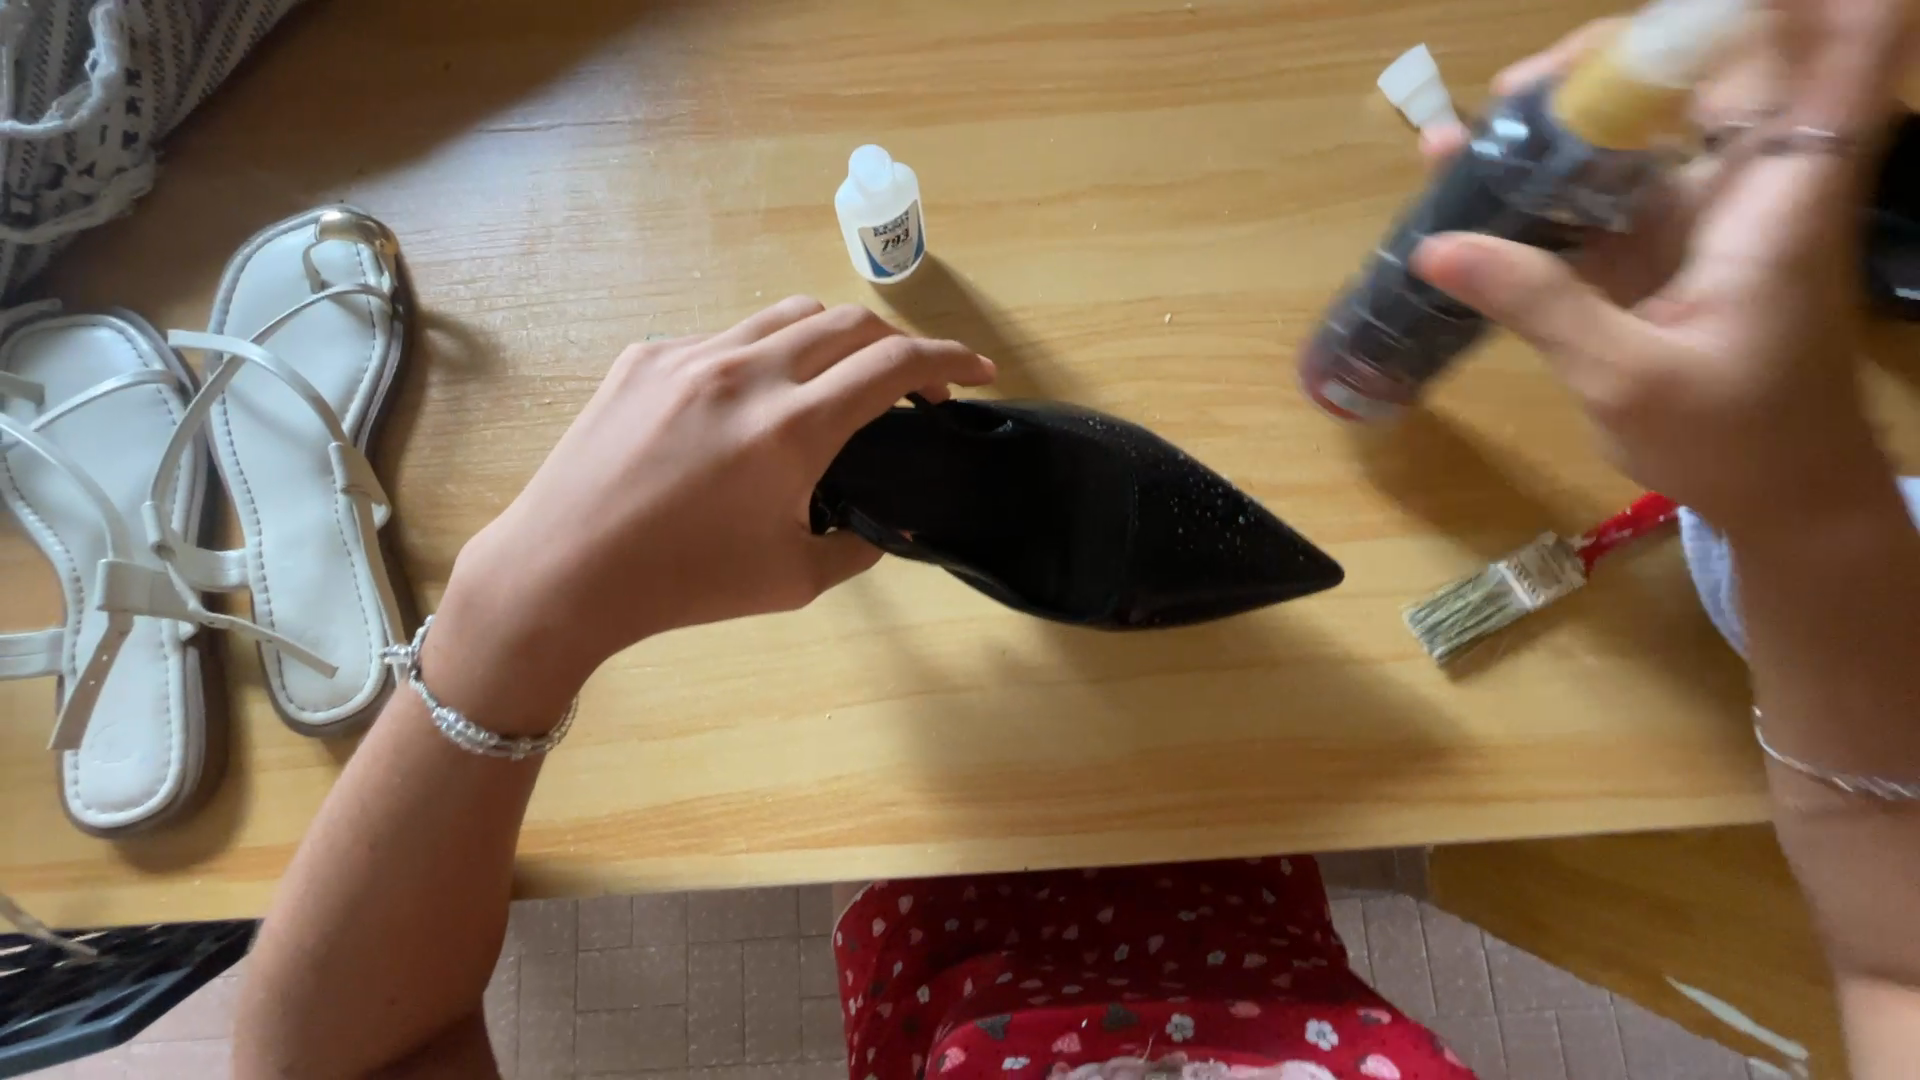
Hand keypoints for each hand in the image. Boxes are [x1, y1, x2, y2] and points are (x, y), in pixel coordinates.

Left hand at [429, 299, 995, 723]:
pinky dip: (764, 360)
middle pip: (851, 323)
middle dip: (898, 347)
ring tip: (836, 384)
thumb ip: (856, 546)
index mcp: (792, 428)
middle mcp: (747, 372)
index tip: (977, 371)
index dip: (949, 361)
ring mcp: (690, 354)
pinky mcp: (646, 356)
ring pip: (789, 316)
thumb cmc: (685, 584)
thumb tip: (880, 527)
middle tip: (910, 388)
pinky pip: (727, 339)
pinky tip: (747, 408)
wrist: (564, 571)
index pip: (895, 364)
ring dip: (834, 340)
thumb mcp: (794, 579)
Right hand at [1409, 0, 1911, 530]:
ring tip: (1466, 137)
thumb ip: (1539, 305)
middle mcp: (1744, 186)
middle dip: (1614, 62)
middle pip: (1707, 74)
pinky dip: (1531, 196)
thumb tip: (1435, 248)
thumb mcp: (1627, 373)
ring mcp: (1692, 220)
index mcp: (1780, 194)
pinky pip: (1589, 203)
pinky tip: (1467, 200)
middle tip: (1514, 94)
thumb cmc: (1729, 434)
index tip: (1678, 4)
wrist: (1766, 488)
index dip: (1778, 2)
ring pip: (1634, 138)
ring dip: (1555, 128)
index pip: (1835, 47)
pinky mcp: (1648, 257)